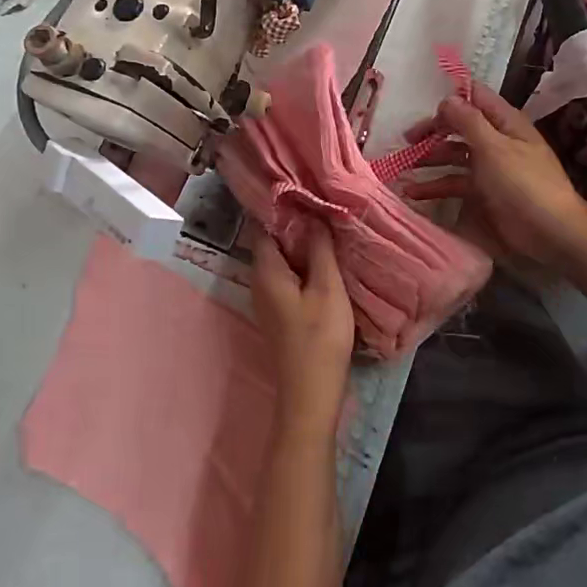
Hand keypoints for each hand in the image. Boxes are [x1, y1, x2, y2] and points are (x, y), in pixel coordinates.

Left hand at [252, 228, 355, 433]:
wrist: (311, 392)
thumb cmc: (320, 337)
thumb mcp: (327, 287)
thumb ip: (320, 248)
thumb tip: (314, 214)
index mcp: (265, 270)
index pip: (264, 225)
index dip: (283, 208)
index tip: (307, 194)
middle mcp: (258, 280)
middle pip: (273, 242)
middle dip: (295, 225)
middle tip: (323, 210)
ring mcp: (266, 297)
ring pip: (281, 260)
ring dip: (301, 247)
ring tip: (328, 232)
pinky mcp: (278, 311)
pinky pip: (286, 276)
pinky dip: (302, 266)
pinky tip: (323, 263)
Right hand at [399, 83, 586, 269]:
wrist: (551, 232)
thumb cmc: (524, 184)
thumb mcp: (494, 148)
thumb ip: (468, 121)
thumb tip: (447, 99)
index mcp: (505, 122)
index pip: (476, 97)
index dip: (452, 96)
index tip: (424, 103)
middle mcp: (496, 140)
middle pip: (459, 126)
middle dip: (433, 130)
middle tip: (408, 140)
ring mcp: (489, 166)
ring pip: (454, 154)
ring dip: (430, 158)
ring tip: (403, 167)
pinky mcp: (483, 191)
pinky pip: (455, 182)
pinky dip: (435, 185)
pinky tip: (414, 192)